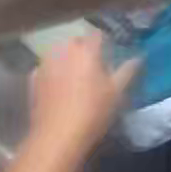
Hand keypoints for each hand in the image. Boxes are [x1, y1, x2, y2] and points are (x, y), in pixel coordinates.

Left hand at [29, 33, 139, 154]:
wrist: (57, 136)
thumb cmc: (93, 111)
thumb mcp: (117, 92)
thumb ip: (127, 71)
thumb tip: (138, 58)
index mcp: (86, 51)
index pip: (97, 35)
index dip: (104, 42)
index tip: (110, 53)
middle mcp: (63, 51)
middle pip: (76, 42)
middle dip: (85, 50)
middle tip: (95, 67)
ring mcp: (44, 64)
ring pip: (59, 54)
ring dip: (68, 60)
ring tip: (76, 78)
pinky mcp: (32, 79)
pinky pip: (46, 68)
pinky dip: (53, 72)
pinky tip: (59, 87)